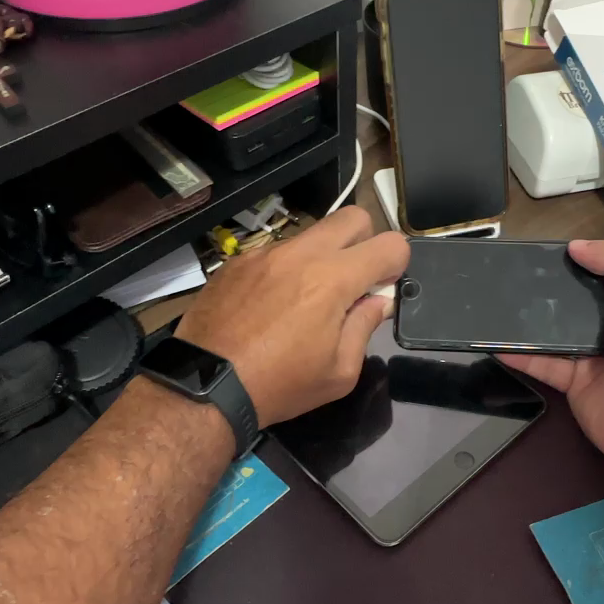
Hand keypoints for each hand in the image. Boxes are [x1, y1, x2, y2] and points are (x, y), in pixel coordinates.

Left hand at [176, 207, 408, 425]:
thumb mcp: (339, 372)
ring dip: (321, 258)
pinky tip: (270, 306)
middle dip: (365, 242)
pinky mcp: (237, 262)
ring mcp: (264, 253)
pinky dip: (285, 271)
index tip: (382, 288)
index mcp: (333, 280)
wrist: (207, 386)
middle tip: (353, 281)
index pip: (390, 244)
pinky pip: (275, 252)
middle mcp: (301, 254)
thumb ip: (365, 327)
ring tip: (304, 301)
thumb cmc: (280, 385)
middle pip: (353, 217)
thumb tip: (377, 301)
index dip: (397, 265)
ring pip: (310, 235)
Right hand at [500, 238, 603, 470]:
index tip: (563, 249)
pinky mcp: (577, 382)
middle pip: (590, 299)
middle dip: (561, 285)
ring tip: (504, 297)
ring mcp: (602, 356)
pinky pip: (544, 363)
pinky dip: (521, 353)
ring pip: (562, 330)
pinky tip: (497, 339)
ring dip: (536, 318)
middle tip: (524, 271)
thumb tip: (580, 247)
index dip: (599, 257)